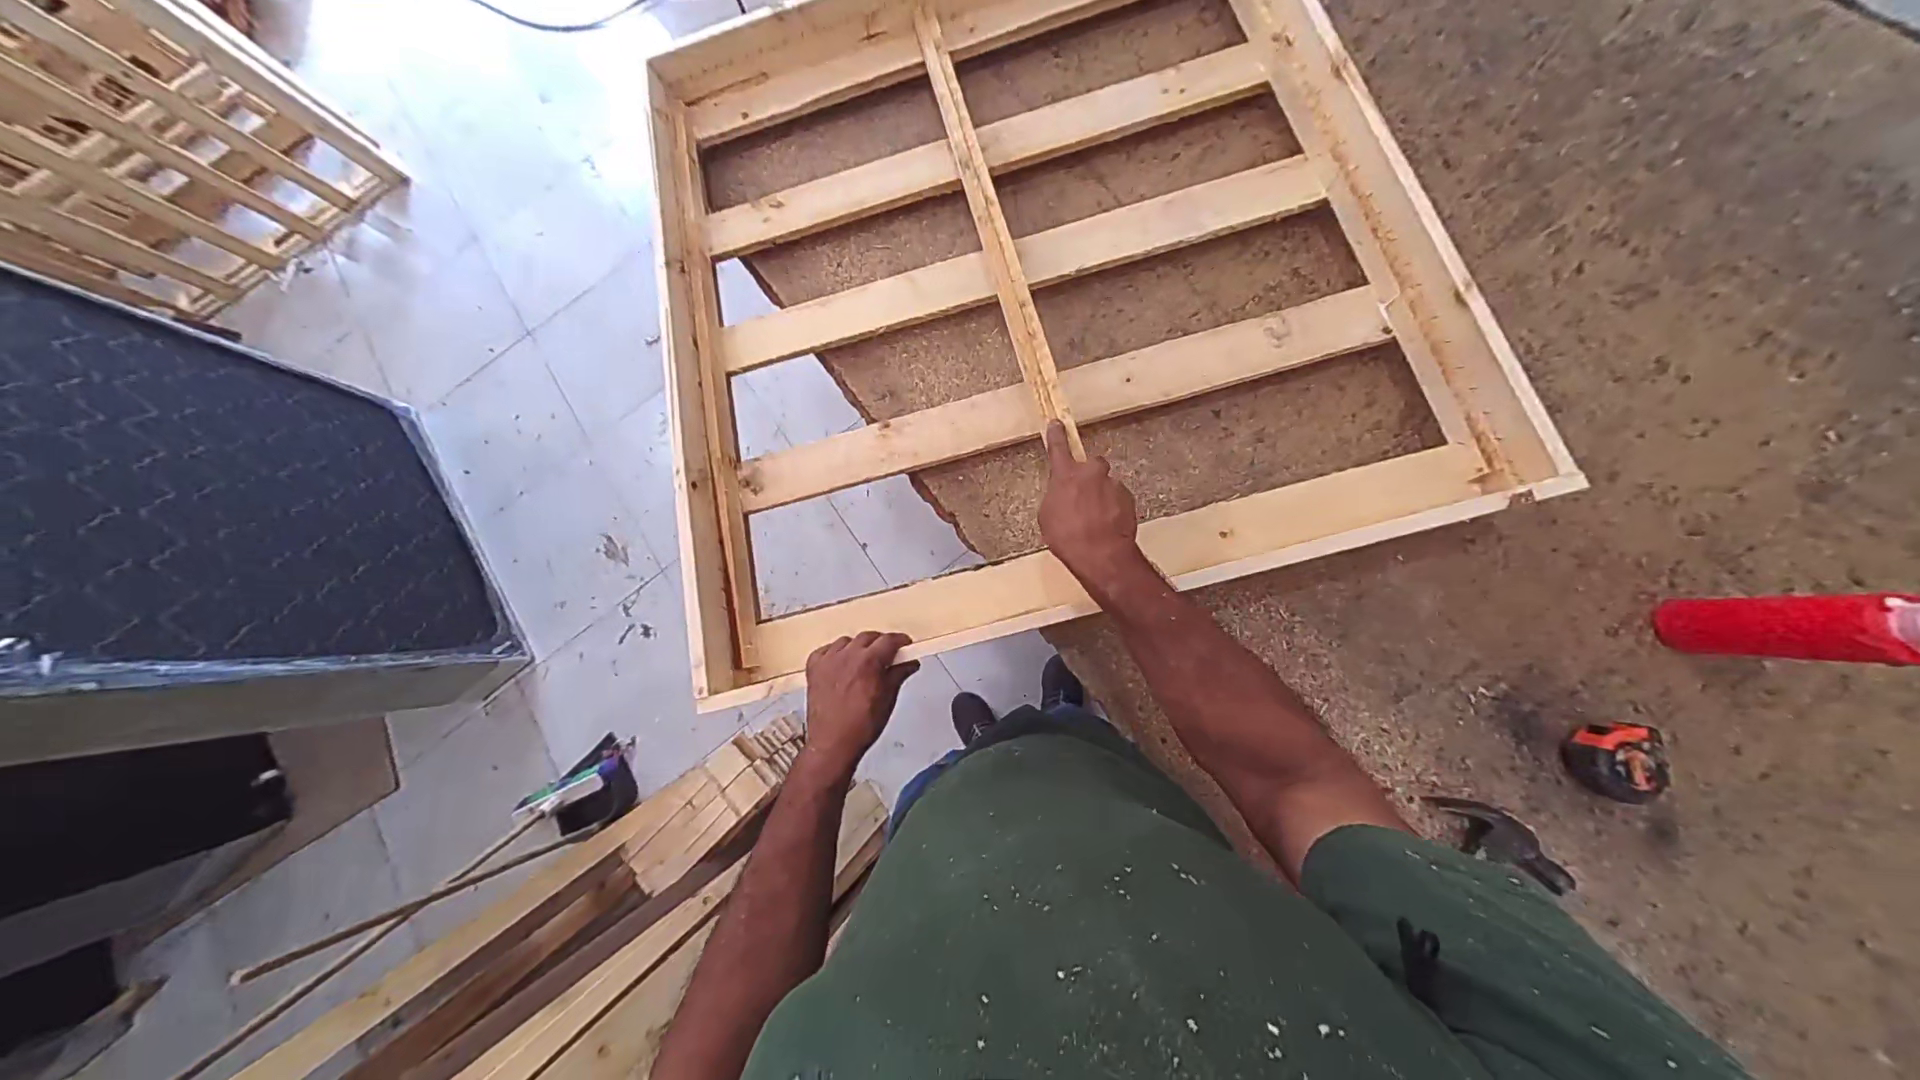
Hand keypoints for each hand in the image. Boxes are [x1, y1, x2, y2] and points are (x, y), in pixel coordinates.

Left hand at [802, 632, 918, 772]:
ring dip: (857, 647)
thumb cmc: (860, 727)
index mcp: (869, 662)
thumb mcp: (888, 699)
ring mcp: (828, 661)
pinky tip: (840, 663)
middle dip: (880, 643)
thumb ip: (898, 675)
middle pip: (868, 637)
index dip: (900, 641)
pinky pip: (826, 650)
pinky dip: (834, 653)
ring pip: (847, 641)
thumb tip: (908, 664)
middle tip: (887, 654)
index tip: (904, 645)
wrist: (833, 744)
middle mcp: (847, 656)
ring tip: (863, 660)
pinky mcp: (814, 668)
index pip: (889, 640)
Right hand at [1039, 420, 1141, 585]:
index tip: (1056, 423)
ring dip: (1100, 496)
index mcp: (1066, 476)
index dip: (1056, 435)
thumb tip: (1061, 494)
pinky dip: (1113, 508)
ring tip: (1093, 520)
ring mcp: (1112, 484)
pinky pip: (1118, 498)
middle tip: (1082, 496)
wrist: (1100, 554)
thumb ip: (1055, 496)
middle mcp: (1091, 473)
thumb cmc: (1068, 537)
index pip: (1058, 447)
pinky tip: (1106, 525)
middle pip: (1091, 464)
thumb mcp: (1047, 516)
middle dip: (1088, 476)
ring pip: (1105, 483)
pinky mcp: (1128, 498)